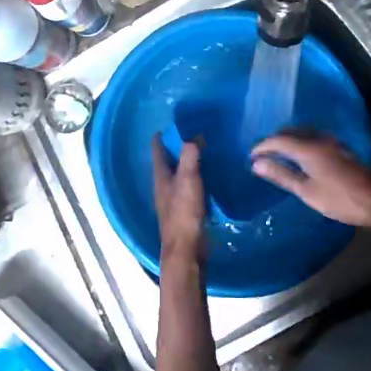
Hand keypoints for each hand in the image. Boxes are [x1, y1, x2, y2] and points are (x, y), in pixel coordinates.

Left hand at [152, 135, 207, 264]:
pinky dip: (199, 176)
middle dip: (180, 146)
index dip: (164, 134)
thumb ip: (189, 156)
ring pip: (181, 172)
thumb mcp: (188, 179)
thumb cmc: (184, 212)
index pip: (157, 148)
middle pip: (169, 159)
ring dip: (190, 161)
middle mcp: (164, 184)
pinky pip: (191, 185)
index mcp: (161, 175)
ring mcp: (174, 197)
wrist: (187, 248)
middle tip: (199, 132)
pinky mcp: (186, 208)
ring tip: (208, 149)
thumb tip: (193, 137)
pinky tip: (212, 174)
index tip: (178, 121)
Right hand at [251, 134, 370, 234]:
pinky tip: (300, 159)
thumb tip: (256, 163)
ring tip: (278, 158)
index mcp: (309, 148)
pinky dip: (301, 144)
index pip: (279, 139)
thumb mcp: (306, 191)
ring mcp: (333, 143)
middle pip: (291, 132)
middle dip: (275, 141)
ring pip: (304, 134)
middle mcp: (320, 139)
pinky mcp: (341, 149)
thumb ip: (281, 175)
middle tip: (262, 156)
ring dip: (289, 141)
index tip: (250, 156)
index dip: (262, 146)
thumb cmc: (339, 200)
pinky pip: (314, 139)